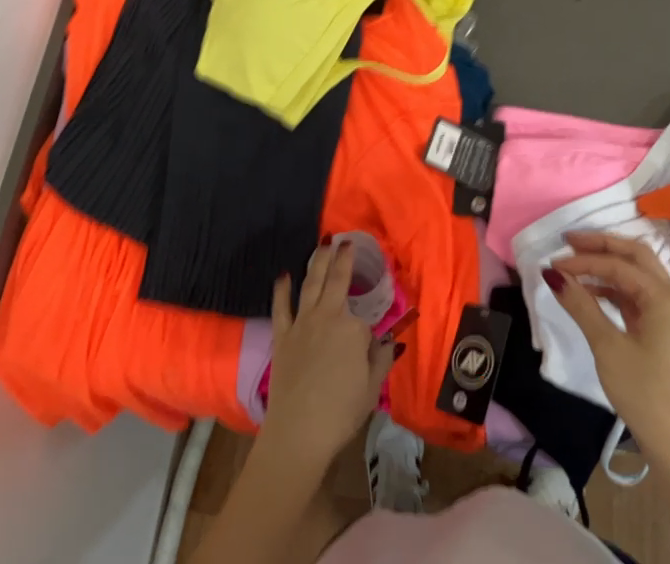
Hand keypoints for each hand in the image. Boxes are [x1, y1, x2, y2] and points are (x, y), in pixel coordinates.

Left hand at [259, 240, 398, 473]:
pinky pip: (281, 307)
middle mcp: (328, 317)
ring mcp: (302, 324)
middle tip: (344, 241)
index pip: (364, 321)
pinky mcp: (282, 335)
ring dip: (317, 263)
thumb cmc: (341, 410)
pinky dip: (282, 290)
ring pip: (311, 285)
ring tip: (322, 244)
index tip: (368, 346)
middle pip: (337, 282)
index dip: (367, 334)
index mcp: (354, 329)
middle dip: (342, 259)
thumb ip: (381, 359)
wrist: (299, 429)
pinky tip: (283, 275)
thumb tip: (389, 342)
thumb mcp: (372, 388)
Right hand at [544, 230, 669, 456]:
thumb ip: (581, 305)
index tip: (552, 264)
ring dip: (606, 266)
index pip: (619, 265)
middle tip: (568, 242)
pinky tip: (589, 292)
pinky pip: (637, 295)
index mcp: (665, 297)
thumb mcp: (606, 346)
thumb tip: (552, 274)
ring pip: (637, 274)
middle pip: (636, 256)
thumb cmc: (642, 390)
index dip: (584, 260)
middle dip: (601, 246)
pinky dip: (613, 288)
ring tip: (573, 266)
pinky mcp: (663, 328)